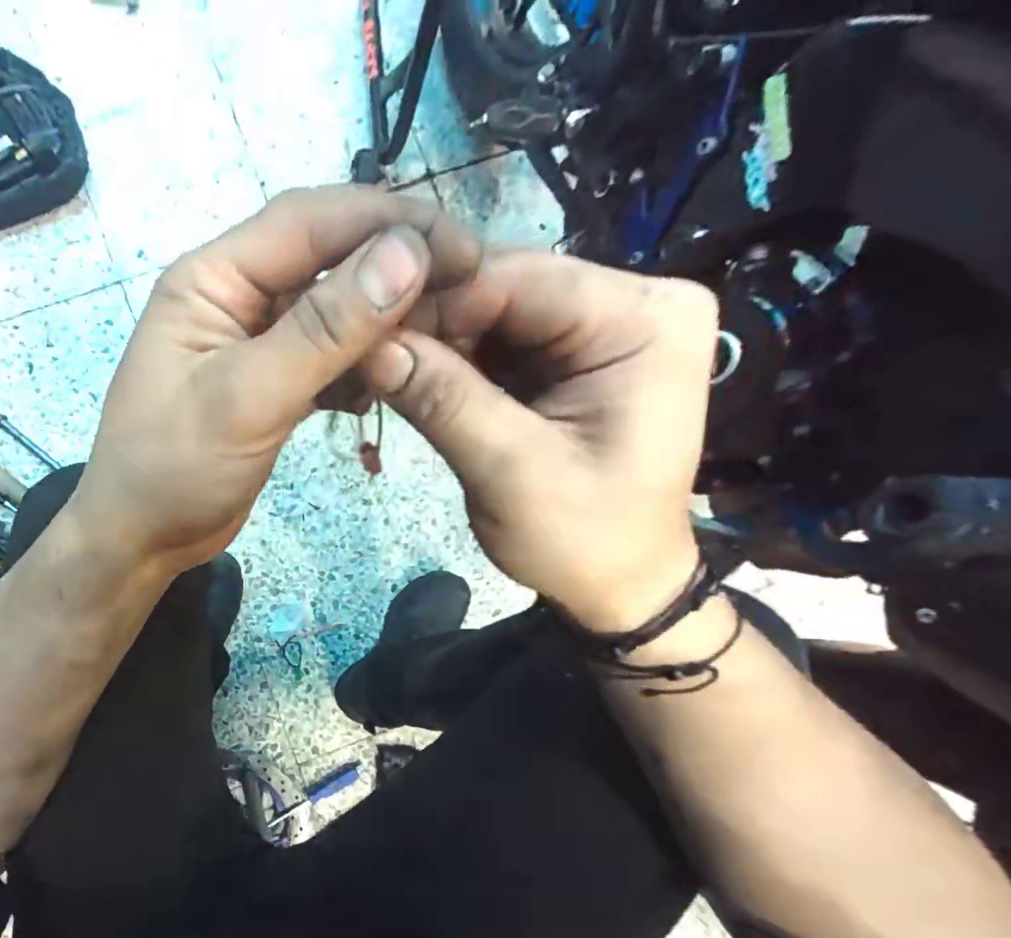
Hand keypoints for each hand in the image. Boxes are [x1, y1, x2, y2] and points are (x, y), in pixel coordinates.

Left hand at [69, 187, 481, 574]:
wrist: (141, 539)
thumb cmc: (175, 469)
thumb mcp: (247, 397)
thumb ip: (324, 329)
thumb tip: (407, 255)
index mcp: (213, 278)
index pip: (311, 222)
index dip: (390, 222)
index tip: (463, 247)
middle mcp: (235, 294)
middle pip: (327, 255)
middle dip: (395, 262)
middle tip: (468, 283)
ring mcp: (254, 339)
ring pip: (333, 306)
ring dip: (384, 316)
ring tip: (441, 332)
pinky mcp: (271, 379)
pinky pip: (327, 353)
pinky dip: (362, 362)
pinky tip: (389, 381)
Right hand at [360, 250, 719, 632]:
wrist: (619, 586)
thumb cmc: (585, 540)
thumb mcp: (513, 473)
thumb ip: (444, 400)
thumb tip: (368, 345)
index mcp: (646, 319)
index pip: (522, 278)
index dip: (436, 300)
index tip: (365, 330)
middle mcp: (634, 303)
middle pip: (508, 286)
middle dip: (436, 322)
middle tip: (369, 356)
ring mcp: (604, 325)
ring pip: (497, 309)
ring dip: (440, 341)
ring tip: (387, 371)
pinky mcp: (574, 353)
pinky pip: (500, 337)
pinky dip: (456, 359)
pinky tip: (418, 378)